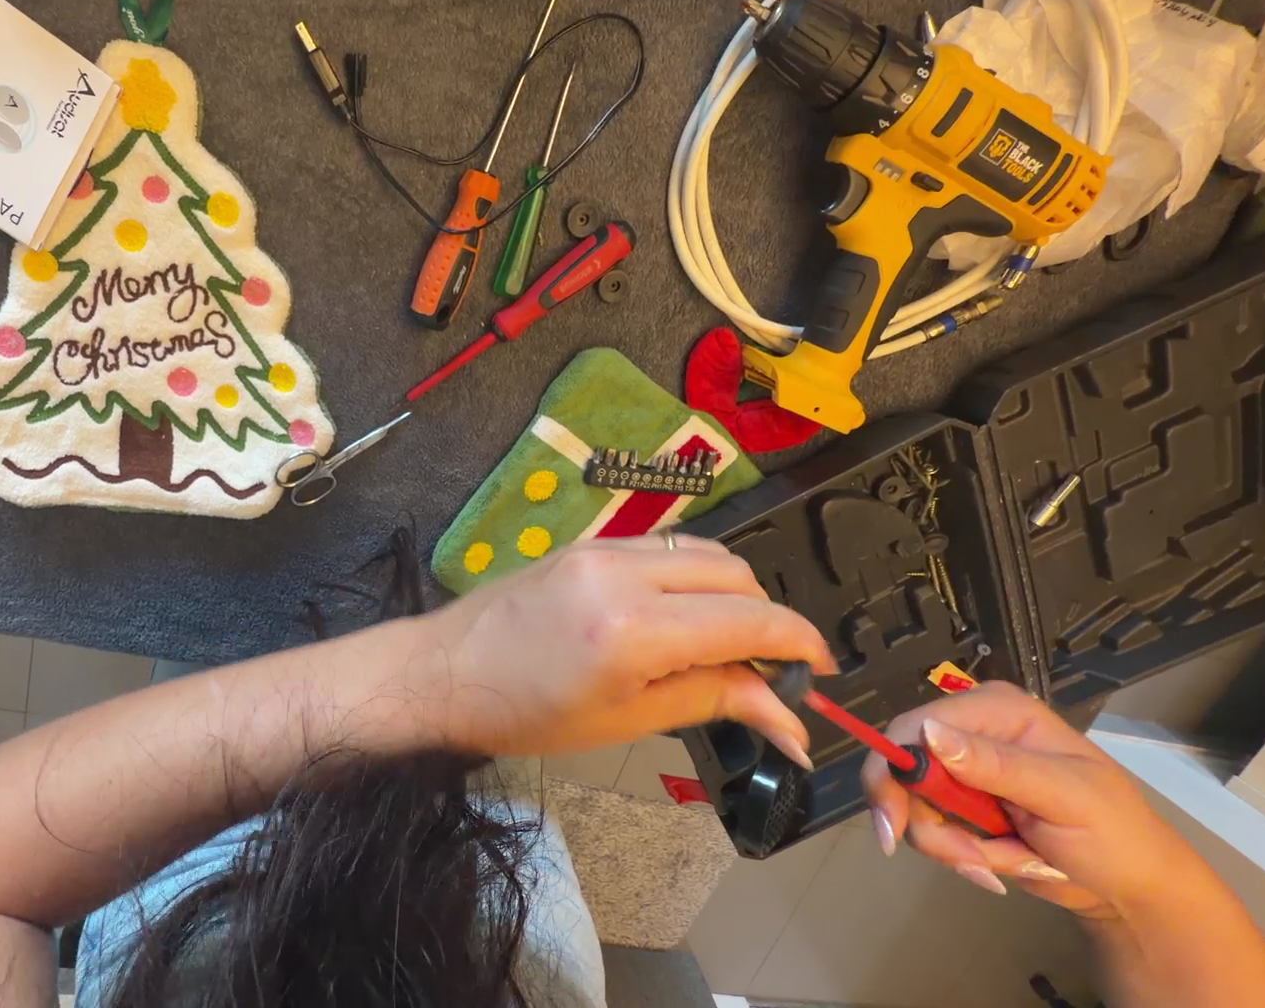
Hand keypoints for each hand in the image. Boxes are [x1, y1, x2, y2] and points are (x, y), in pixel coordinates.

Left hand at [412, 534, 835, 760]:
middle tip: (762, 666)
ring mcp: (602, 548)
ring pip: (702, 551)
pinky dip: (690, 575)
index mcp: (634, 628)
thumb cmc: (527, 714)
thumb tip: (789, 717)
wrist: (446, 670)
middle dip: (765, 616)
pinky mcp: (587, 543)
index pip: (748, 619)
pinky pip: (663, 546)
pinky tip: (680, 612)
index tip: (818, 669)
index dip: (797, 643)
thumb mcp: (626, 721)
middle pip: (735, 573)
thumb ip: (713, 700)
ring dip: (730, 591)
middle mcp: (624, 572)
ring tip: (722, 641)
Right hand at [861, 683, 1214, 919]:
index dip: (893, 768)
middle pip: (902, 765)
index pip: (914, 726)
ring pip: (909, 801)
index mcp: (994, 710)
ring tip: (996, 866)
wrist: (1136, 894)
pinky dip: (955, 852)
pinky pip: (926, 824)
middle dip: (927, 819)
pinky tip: (994, 865)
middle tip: (965, 860)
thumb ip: (999, 765)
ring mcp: (960, 769)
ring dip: (948, 843)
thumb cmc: (1119, 837)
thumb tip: (928, 732)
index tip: (891, 821)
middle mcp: (967, 731)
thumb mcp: (1067, 798)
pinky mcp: (957, 804)